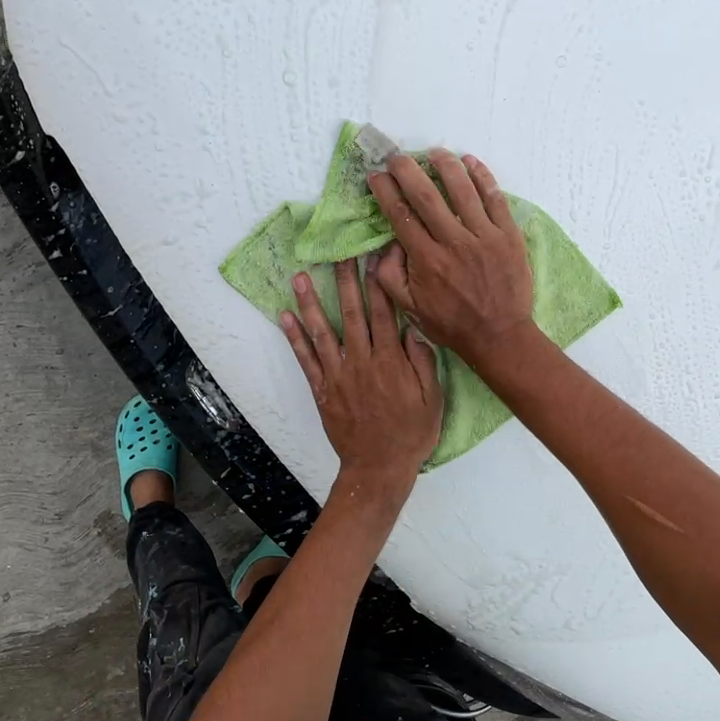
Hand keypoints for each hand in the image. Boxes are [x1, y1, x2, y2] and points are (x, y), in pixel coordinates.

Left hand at [281, 259, 443, 479]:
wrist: (379, 468)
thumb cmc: (411, 434)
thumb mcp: (433, 399)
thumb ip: (423, 362)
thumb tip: (414, 328)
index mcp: (391, 360)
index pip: (385, 311)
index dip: (380, 281)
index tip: (375, 256)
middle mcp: (362, 361)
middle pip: (352, 312)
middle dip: (345, 280)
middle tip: (339, 252)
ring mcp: (339, 375)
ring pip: (323, 331)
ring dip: (310, 302)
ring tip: (301, 276)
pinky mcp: (323, 389)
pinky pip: (305, 359)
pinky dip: (294, 337)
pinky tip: (285, 316)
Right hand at [368, 150, 534, 360]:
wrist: (499, 335)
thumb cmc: (451, 323)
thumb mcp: (410, 308)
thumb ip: (391, 277)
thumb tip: (386, 246)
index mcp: (427, 260)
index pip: (400, 216)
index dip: (385, 192)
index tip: (376, 177)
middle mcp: (453, 243)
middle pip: (426, 196)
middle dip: (408, 171)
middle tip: (397, 156)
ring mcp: (484, 237)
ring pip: (462, 190)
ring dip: (445, 166)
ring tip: (434, 153)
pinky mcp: (508, 236)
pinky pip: (495, 199)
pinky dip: (483, 177)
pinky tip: (471, 162)